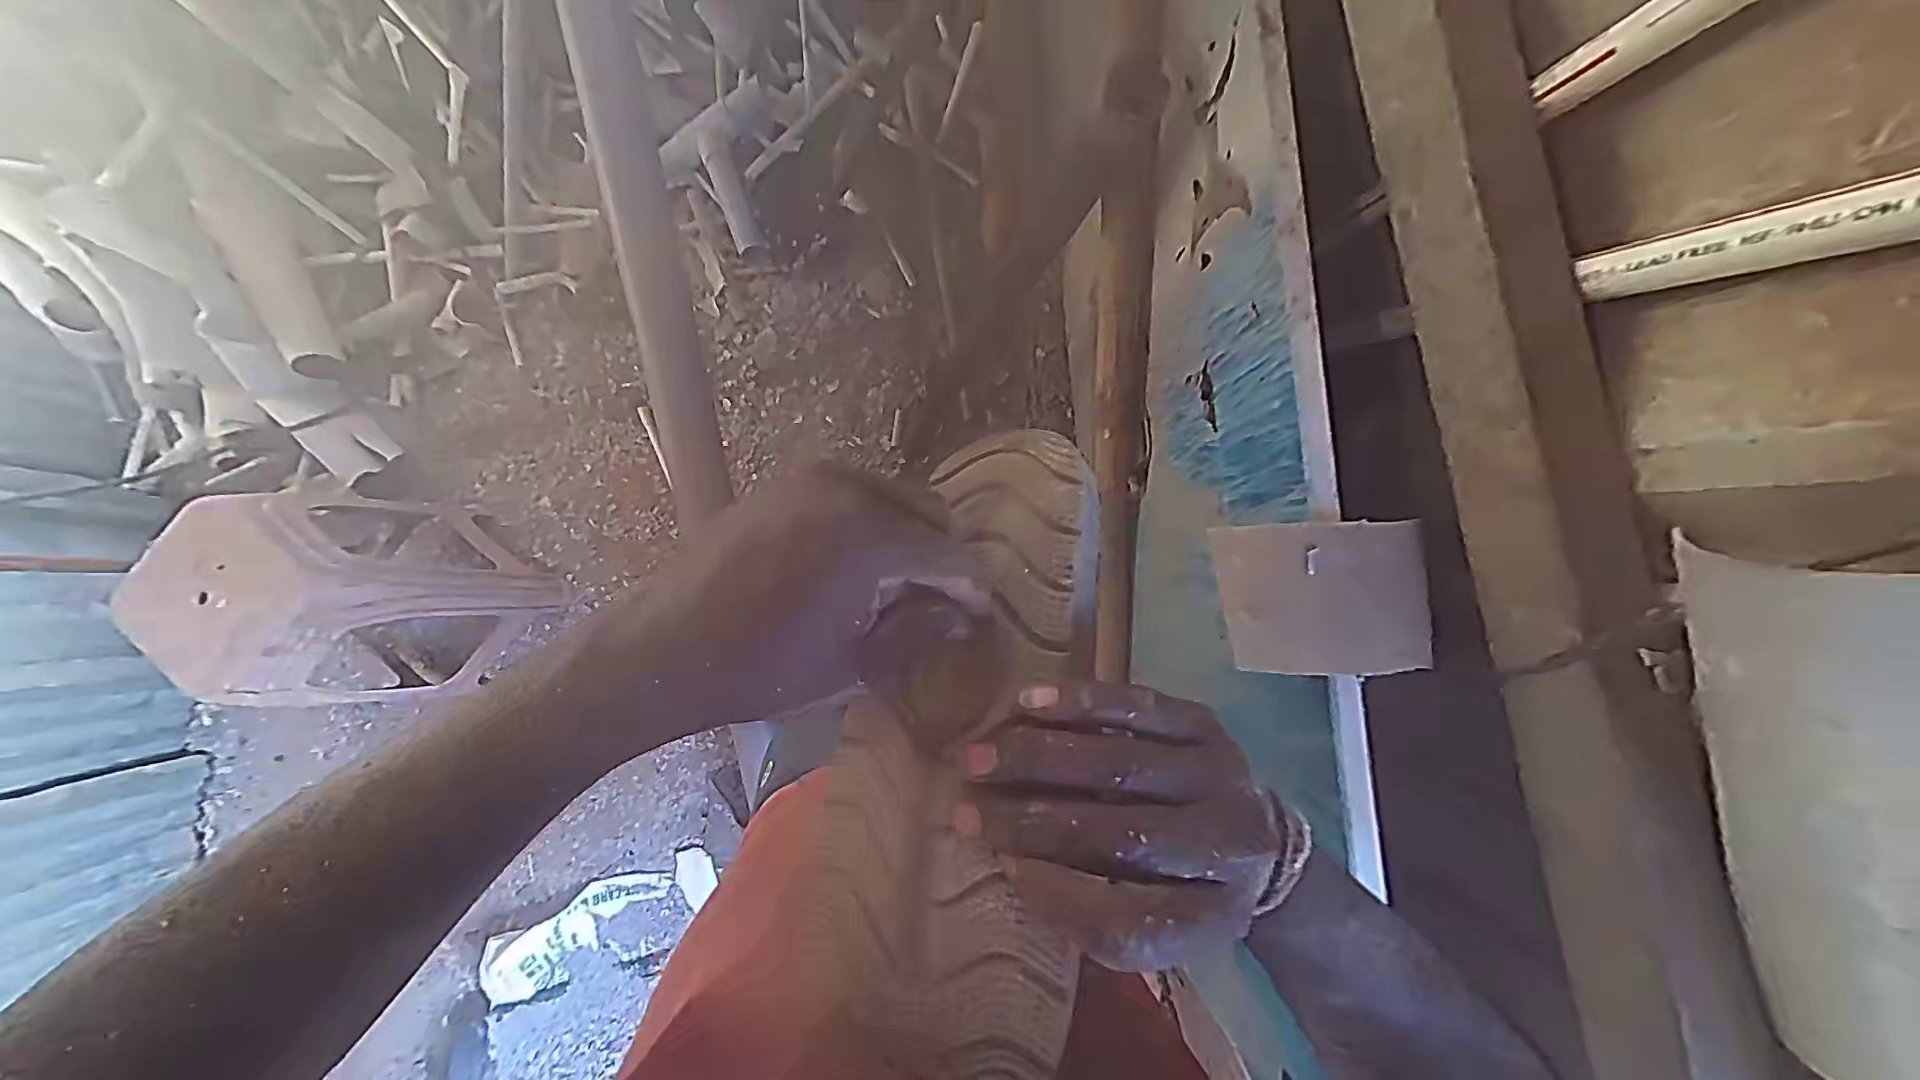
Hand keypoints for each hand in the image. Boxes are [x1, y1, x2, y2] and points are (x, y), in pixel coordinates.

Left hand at [580, 462, 986, 730]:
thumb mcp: (853, 660)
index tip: (979, 614)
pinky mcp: (788, 480)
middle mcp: (850, 487)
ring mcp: (815, 475)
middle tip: (941, 603)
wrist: (663, 647)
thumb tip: (963, 615)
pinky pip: (856, 492)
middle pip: (929, 514)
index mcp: (871, 535)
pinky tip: (859, 564)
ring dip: (909, 538)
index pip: (949, 554)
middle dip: (942, 558)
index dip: (971, 587)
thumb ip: (918, 628)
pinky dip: (874, 521)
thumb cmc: (762, 667)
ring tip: (898, 587)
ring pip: (894, 498)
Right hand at [953, 679, 1286, 971]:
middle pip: (1118, 835)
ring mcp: (1221, 778)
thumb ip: (1085, 906)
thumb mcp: (1150, 924)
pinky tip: (1029, 701)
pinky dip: (1079, 704)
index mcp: (1211, 919)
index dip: (1056, 896)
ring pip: (1120, 765)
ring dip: (1040, 756)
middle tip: (966, 799)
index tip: (1001, 865)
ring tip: (984, 751)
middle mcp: (1226, 848)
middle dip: (1030, 817)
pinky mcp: (1207, 724)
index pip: (1128, 923)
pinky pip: (1136, 708)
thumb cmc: (1182, 886)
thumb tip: (1008, 856)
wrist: (1254, 836)